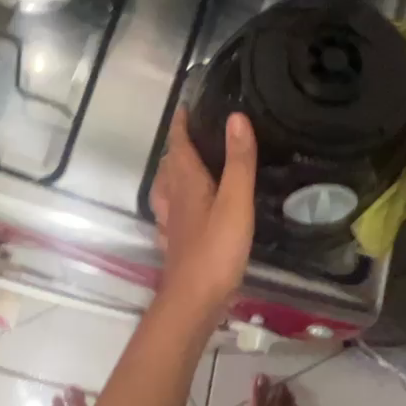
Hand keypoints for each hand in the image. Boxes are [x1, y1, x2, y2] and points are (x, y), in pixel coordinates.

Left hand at [149, 108, 255, 313]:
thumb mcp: (235, 201)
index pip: (178, 143)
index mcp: (186, 182)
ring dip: (174, 170)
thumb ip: (238, 160)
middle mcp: (173, 197)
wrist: (193, 300)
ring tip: (189, 163)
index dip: (181, 123)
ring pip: (167, 186)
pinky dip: (175, 199)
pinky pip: (170, 211)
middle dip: (179, 144)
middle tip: (196, 130)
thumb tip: (236, 116)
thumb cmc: (216, 249)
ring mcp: (171, 221)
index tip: (188, 104)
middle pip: (171, 163)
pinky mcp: (175, 241)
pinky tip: (182, 208)